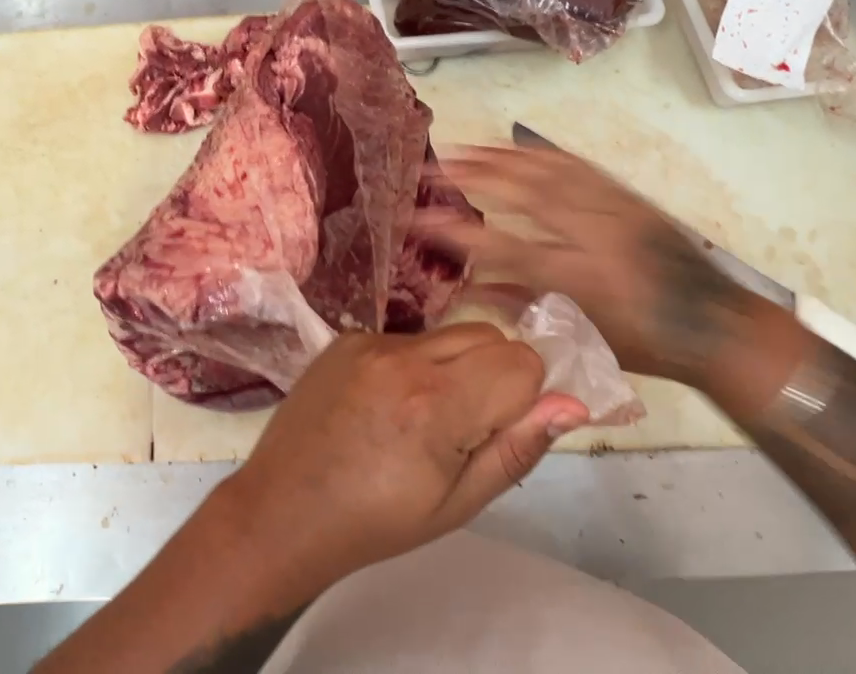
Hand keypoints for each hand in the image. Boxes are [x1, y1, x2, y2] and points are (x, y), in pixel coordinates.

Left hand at [217, 323, 588, 586]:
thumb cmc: (375, 521)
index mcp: (437, 403)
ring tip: (421, 418)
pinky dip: (413, 363)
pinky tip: (386, 405)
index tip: (497, 431)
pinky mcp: (345, 339)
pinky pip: (404, 337)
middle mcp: (404, 357)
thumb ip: (516, 448)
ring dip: (454, 366)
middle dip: (495, 374)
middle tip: (463, 427)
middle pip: (488, 335)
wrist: (282, 509)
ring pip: (447, 334)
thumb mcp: (457, 503)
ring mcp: (368, 342)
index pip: (522, 362)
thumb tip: (574, 404)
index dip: (524, 397)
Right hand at [415, 145, 776, 388]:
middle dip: (473, 176)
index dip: (457, 232)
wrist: (720, 326)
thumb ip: (523, 303)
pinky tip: (519, 146)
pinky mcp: (628, 199)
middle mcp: (593, 235)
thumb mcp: (582, 333)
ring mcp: (613, 210)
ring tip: (465, 148)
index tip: (419, 219)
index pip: (503, 248)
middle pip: (523, 194)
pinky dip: (543, 154)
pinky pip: (579, 167)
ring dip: (501, 158)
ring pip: (549, 172)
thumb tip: (470, 287)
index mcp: (579, 278)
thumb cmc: (646, 343)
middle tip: (434, 166)